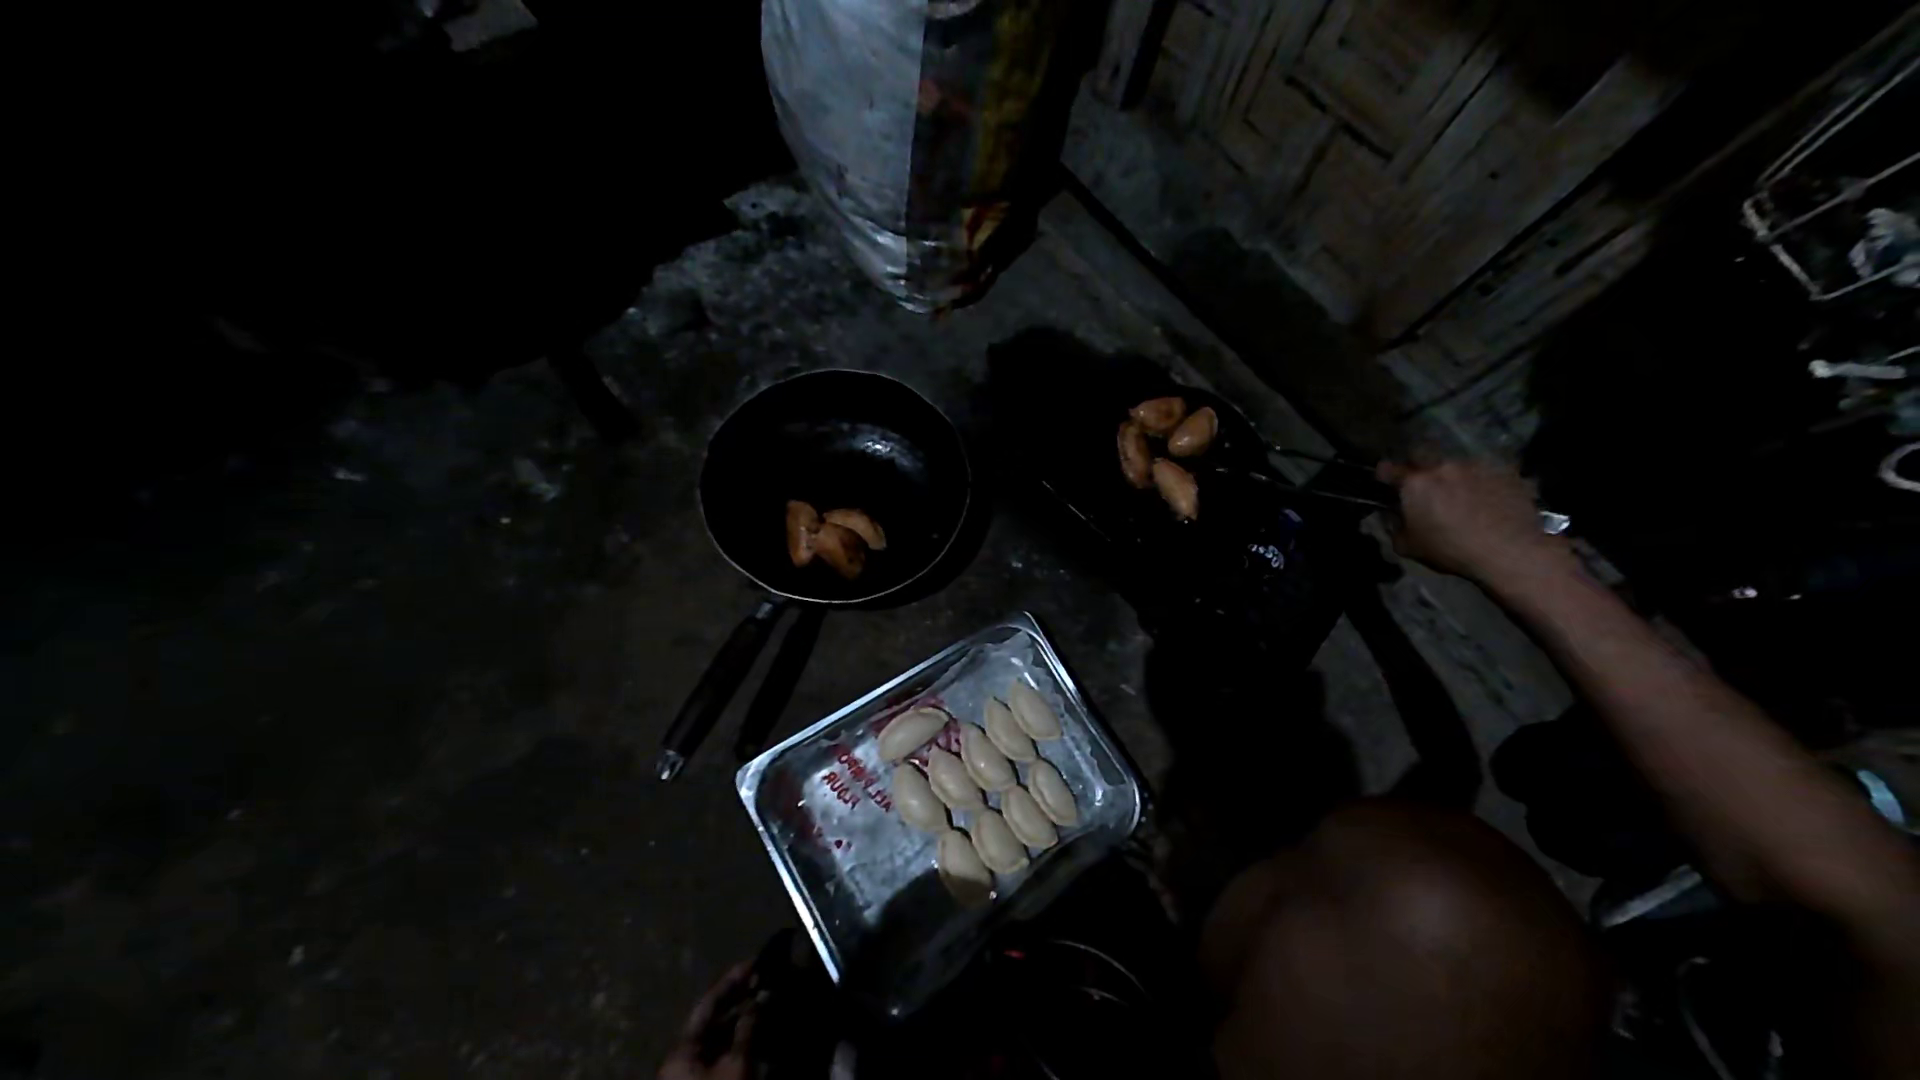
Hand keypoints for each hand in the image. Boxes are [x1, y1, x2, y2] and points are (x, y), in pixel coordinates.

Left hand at [657, 961, 757, 1079]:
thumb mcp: (736, 1065)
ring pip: (718, 1038)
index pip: (708, 1002)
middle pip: (712, 1019)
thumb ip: (747, 1029)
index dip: (732, 980)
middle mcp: (682, 1057)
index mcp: (682, 1047)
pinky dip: (739, 1043)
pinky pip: (720, 1056)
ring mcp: (691, 1074)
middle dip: (739, 1000)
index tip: (755, 961)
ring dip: (742, 1021)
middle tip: (765, 981)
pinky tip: (758, 1035)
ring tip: (766, 1004)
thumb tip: (759, 1000)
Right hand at [1375, 459, 1569, 585]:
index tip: (1384, 480)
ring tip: (1460, 492)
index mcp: (1414, 483)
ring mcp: (1476, 466)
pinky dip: (1480, 481)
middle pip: (1423, 453)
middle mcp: (1442, 466)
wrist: (1510, 550)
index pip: (1388, 469)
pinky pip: (1485, 471)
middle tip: (1422, 482)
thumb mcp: (1407, 546)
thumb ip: (1393, 526)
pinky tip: (1486, 497)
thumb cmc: (1450, 549)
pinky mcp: (1505, 471)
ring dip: (1452, 473)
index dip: (1383, 474)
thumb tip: (1392, 515)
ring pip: (1455, 463)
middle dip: (1417, 464)